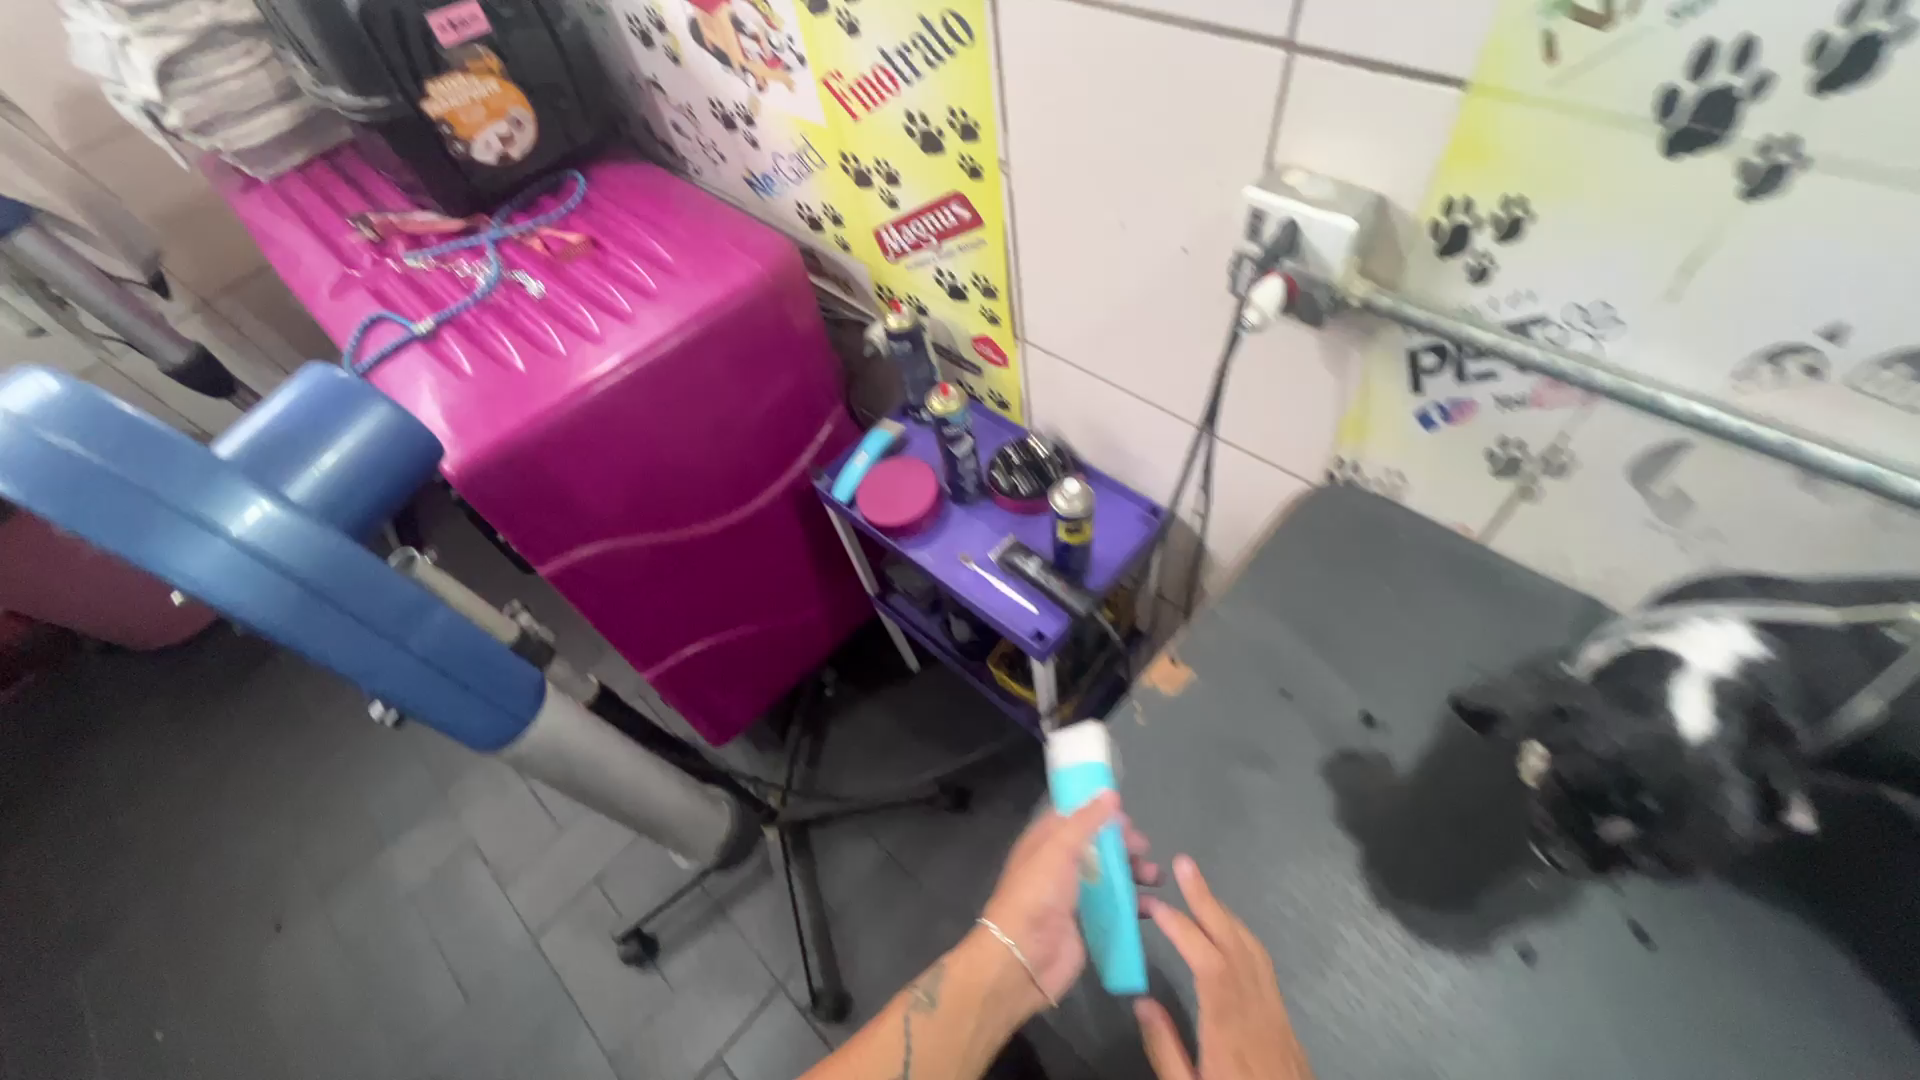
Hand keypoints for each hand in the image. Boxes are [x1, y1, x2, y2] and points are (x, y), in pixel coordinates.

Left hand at [977, 792, 1157, 1011]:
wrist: (1024, 956)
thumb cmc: (1038, 893)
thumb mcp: (1059, 848)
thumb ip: (1086, 821)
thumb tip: (1110, 792)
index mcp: (1046, 842)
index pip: (1076, 819)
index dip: (1101, 815)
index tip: (1127, 818)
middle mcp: (1059, 866)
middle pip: (1098, 848)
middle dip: (1123, 846)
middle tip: (1145, 848)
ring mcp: (1074, 897)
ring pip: (1110, 877)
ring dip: (1133, 874)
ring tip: (1156, 877)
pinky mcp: (1088, 925)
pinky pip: (1116, 909)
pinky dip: (1135, 905)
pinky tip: (1153, 907)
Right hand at [1136, 856, 1312, 1079]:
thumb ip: (1165, 1047)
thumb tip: (1140, 1000)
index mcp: (1228, 1030)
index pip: (1208, 963)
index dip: (1182, 929)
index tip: (1154, 907)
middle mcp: (1256, 1012)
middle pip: (1233, 943)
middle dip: (1206, 899)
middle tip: (1184, 864)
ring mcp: (1275, 1014)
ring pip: (1253, 950)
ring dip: (1224, 912)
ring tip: (1198, 887)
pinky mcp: (1283, 1021)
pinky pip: (1263, 965)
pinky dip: (1242, 935)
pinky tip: (1227, 931)